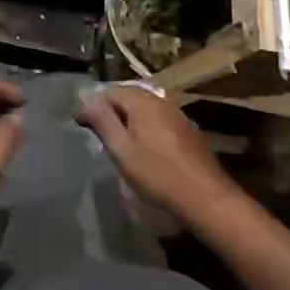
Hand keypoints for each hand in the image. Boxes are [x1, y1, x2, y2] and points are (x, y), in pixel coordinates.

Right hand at [78, 85, 245, 223]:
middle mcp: (161, 101)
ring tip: (118, 140)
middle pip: (129, 96)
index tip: (82, 125)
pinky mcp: (187, 131)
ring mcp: (177, 114)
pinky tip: (143, 146)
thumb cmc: (158, 174)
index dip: (93, 105)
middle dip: (111, 110)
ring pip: (145, 108)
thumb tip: (86, 99)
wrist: (207, 198)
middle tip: (98, 133)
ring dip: (128, 119)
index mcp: (143, 102)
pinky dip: (145, 126)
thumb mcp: (122, 150)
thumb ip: (103, 121)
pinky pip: (158, 119)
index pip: (110, 91)